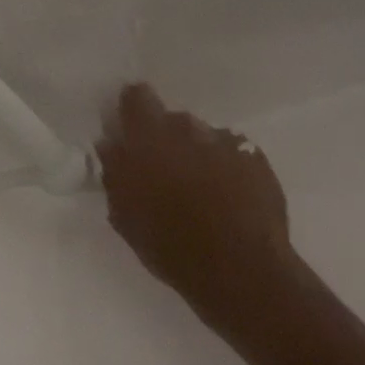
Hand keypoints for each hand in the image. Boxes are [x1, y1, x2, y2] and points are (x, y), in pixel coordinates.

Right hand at [98, 83, 300, 336]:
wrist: (238, 266)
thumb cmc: (170, 250)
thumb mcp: (126, 219)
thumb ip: (117, 178)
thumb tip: (112, 150)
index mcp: (145, 142)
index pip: (134, 99)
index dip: (130, 112)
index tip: (127, 134)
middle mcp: (184, 131)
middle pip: (168, 118)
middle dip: (163, 138)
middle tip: (162, 172)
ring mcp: (222, 140)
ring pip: (200, 135)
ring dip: (194, 153)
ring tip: (197, 190)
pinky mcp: (252, 153)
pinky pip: (229, 150)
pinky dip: (223, 166)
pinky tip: (225, 196)